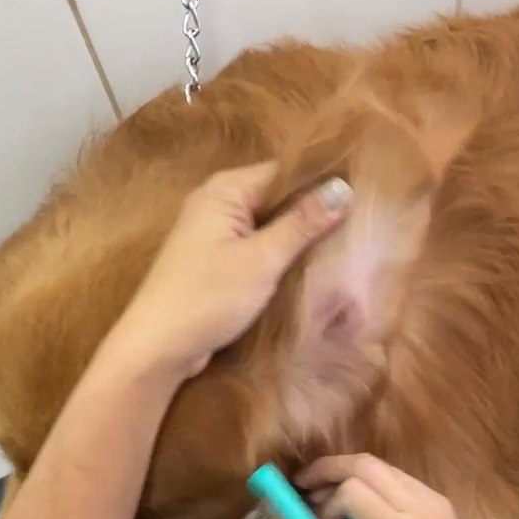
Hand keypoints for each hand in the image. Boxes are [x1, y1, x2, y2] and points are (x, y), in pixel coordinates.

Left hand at [106, 162, 349, 379]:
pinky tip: (305, 273)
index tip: (360, 197)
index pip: (283, 171)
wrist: (158, 347)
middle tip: (357, 227)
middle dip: (311, 214)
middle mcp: (216, 204)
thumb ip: (302, 223)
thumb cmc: (208, 296)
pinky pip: (255, 252)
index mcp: (225, 190)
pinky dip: (277, 260)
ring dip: (296, 241)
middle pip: (275, 199)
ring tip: (341, 249)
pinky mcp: (214, 266)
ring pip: (267, 228)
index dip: (320, 183)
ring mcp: (213, 237)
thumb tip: (342, 188)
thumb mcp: (262, 259)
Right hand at [294, 454, 518, 518]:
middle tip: (305, 483)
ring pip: (381, 466)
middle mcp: (419, 508)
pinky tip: (359, 500)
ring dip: (349, 472)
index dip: (328, 504)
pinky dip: (371, 480)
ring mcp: (432, 500)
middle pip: (365, 465)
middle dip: (329, 469)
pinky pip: (397, 476)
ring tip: (326, 491)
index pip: (352, 492)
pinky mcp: (438, 500)